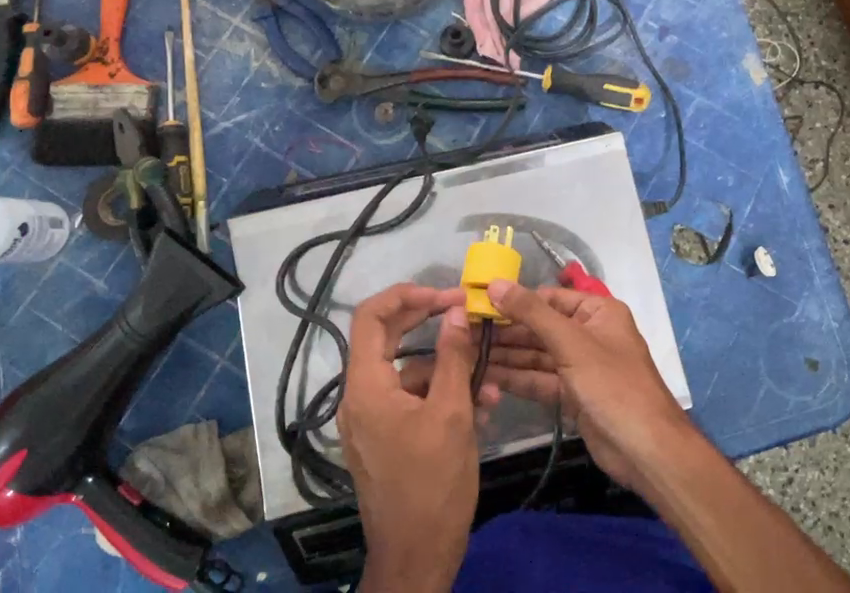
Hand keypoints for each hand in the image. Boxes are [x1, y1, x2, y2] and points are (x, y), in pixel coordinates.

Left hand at [339, 283, 481, 592]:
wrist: (416, 555)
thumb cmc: (433, 484)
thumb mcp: (451, 415)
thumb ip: (454, 358)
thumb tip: (455, 311)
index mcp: (366, 386)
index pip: (370, 316)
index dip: (406, 295)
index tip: (445, 294)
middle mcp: (359, 397)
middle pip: (386, 339)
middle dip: (428, 323)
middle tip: (465, 313)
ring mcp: (370, 420)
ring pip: (406, 373)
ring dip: (446, 368)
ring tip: (489, 379)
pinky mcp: (384, 438)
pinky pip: (409, 401)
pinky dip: (440, 396)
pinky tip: (480, 408)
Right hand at [482, 278, 695, 489]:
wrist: (645, 448)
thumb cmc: (612, 384)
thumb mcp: (571, 342)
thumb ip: (531, 313)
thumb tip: (495, 283)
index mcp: (597, 312)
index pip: (549, 298)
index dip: (514, 300)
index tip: (478, 303)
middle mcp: (589, 334)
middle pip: (541, 327)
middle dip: (506, 332)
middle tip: (465, 333)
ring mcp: (581, 367)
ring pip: (538, 356)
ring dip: (507, 356)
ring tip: (467, 354)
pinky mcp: (574, 396)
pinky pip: (541, 380)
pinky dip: (517, 379)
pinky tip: (487, 377)